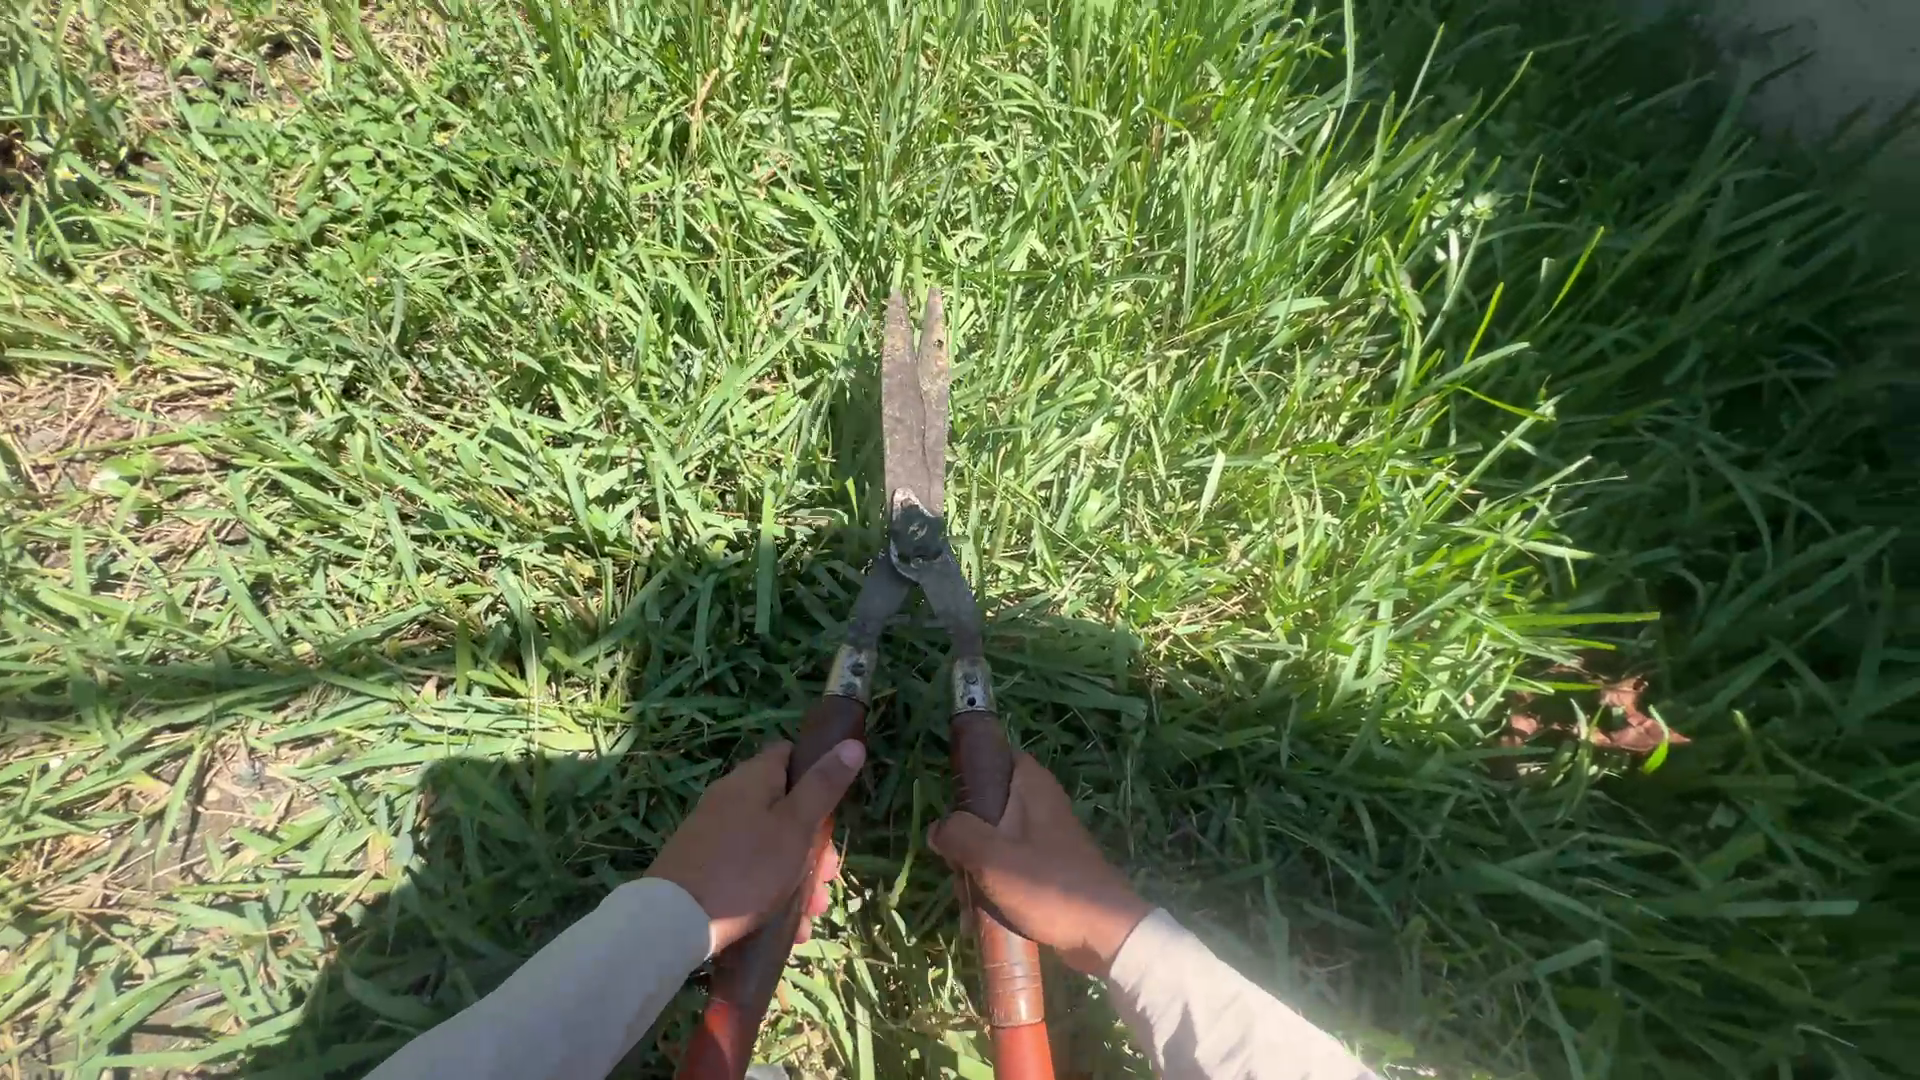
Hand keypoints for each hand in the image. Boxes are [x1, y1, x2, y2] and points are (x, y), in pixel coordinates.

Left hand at [645, 739, 865, 953]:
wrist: (671, 924)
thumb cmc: (746, 868)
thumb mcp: (796, 825)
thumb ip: (824, 785)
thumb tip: (852, 743)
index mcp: (753, 778)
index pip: (789, 755)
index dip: (816, 773)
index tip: (834, 807)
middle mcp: (730, 797)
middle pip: (784, 807)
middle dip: (813, 843)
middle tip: (828, 877)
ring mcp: (712, 834)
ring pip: (769, 844)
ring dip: (796, 876)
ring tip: (811, 914)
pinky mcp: (701, 867)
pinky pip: (747, 870)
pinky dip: (769, 892)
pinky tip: (786, 928)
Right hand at [928, 751, 1152, 974]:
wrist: (1104, 933)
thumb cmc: (1047, 884)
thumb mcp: (991, 857)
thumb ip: (958, 834)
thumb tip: (937, 829)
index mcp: (1031, 784)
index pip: (994, 755)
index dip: (967, 773)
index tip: (950, 803)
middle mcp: (1040, 801)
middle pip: (987, 804)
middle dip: (966, 836)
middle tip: (958, 866)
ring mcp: (1046, 835)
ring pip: (994, 838)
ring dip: (976, 867)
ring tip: (969, 901)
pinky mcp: (1049, 864)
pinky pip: (1010, 864)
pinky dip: (994, 884)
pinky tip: (981, 915)